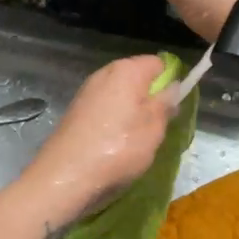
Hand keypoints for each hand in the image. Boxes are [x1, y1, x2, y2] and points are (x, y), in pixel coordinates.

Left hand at [24, 55, 174, 205]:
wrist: (66, 175)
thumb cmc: (118, 148)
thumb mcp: (154, 128)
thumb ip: (166, 103)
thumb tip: (173, 86)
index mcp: (127, 70)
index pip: (159, 63)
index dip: (170, 82)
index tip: (173, 107)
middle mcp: (104, 73)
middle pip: (138, 77)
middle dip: (150, 98)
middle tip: (156, 127)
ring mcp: (87, 91)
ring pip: (121, 94)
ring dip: (132, 111)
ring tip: (135, 140)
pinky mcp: (76, 109)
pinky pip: (105, 107)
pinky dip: (113, 120)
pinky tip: (113, 143)